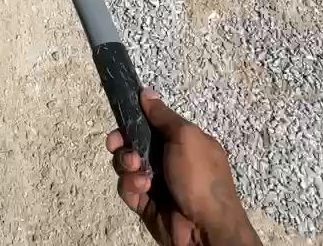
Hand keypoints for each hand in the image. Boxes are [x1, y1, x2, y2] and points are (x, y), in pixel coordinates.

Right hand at [107, 90, 260, 245]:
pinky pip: (127, 188)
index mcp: (181, 143)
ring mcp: (155, 182)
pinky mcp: (145, 203)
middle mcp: (167, 160)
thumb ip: (163, 115)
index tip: (121, 119)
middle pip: (132, 143)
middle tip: (116, 145)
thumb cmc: (200, 178)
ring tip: (140, 174)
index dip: (133, 120)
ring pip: (126, 164)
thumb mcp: (186, 137)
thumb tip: (146, 92)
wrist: (206, 230)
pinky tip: (143, 189)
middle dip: (122, 142)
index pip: (150, 124)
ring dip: (127, 165)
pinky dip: (131, 186)